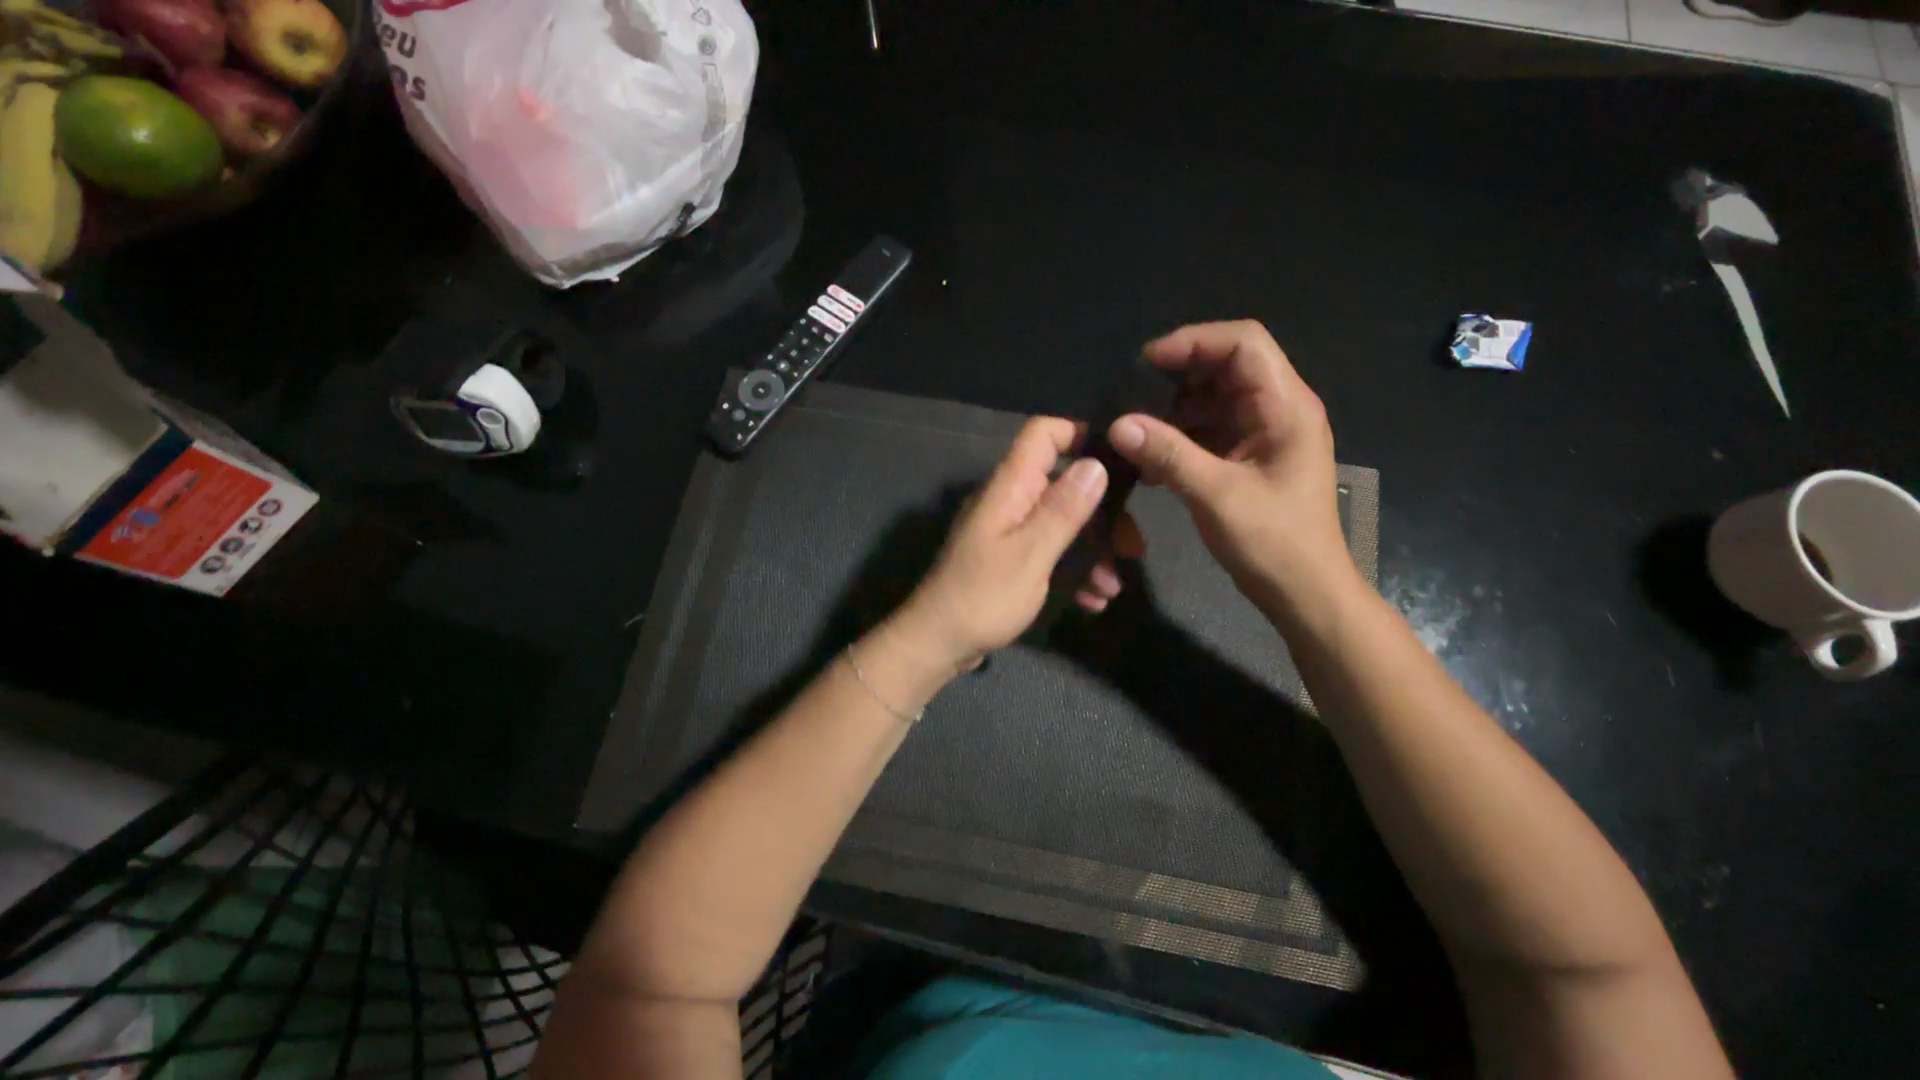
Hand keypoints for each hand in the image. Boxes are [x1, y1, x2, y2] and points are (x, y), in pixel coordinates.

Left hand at [889, 417, 1126, 673]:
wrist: (937, 644)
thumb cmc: (983, 596)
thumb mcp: (1031, 554)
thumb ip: (1063, 509)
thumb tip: (1096, 463)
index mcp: (1009, 488)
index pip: (1042, 435)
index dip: (1080, 434)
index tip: (1121, 458)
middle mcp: (1008, 502)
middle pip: (1062, 485)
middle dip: (1102, 514)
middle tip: (1133, 546)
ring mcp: (1007, 533)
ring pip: (1061, 525)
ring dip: (1092, 551)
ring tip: (1114, 586)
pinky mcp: (1008, 562)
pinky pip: (1049, 554)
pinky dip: (1073, 573)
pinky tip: (1093, 601)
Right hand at [1108, 320, 1360, 628]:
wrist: (1307, 595)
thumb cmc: (1275, 543)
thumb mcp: (1217, 496)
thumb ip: (1168, 455)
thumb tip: (1118, 424)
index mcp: (1286, 406)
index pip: (1243, 343)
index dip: (1194, 341)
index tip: (1147, 363)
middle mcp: (1279, 410)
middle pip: (1226, 366)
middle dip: (1177, 376)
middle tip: (1131, 397)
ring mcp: (1266, 434)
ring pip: (1214, 399)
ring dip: (1175, 409)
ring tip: (1134, 429)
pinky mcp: (1251, 458)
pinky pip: (1212, 430)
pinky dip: (1181, 437)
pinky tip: (1150, 459)